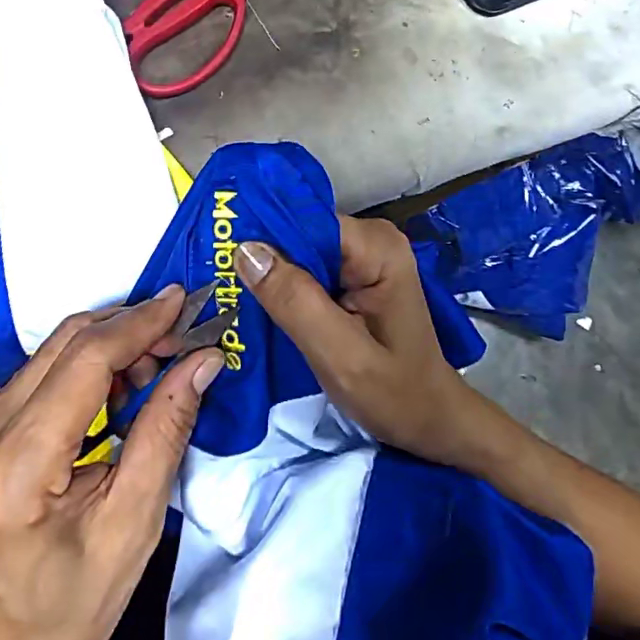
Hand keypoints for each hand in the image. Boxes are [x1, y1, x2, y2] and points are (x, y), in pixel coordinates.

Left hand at [0, 288, 224, 639]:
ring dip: (113, 343)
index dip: (140, 323)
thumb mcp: (135, 520)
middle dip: (132, 327)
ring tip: (158, 368)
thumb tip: (203, 358)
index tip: (184, 302)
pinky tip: (123, 388)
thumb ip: (167, 429)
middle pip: (66, 343)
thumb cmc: (72, 600)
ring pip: (55, 350)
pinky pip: (44, 372)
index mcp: (16, 468)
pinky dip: (92, 364)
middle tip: (182, 339)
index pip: (84, 361)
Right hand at [237, 216, 493, 470]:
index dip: (263, 236)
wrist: (429, 417)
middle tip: (209, 281)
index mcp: (378, 249)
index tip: (214, 254)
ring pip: (303, 251)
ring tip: (222, 293)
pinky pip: (311, 269)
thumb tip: (246, 249)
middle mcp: (374, 240)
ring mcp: (367, 256)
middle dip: (261, 255)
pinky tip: (255, 305)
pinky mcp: (357, 276)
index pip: (308, 222)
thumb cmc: (394, 392)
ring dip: (269, 273)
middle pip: (304, 232)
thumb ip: (296, 302)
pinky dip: (285, 286)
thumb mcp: (341, 355)